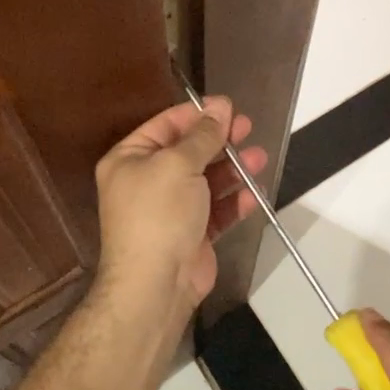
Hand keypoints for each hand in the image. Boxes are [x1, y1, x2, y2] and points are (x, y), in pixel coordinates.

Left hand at [92, 95, 266, 313]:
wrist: (156, 284)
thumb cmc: (159, 213)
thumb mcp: (179, 164)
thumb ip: (203, 135)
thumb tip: (221, 105)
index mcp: (130, 159)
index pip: (165, 126)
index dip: (197, 114)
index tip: (228, 106)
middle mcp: (146, 181)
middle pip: (188, 152)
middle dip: (220, 141)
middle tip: (248, 128)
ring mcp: (169, 210)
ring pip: (206, 181)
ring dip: (233, 170)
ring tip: (260, 158)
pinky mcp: (191, 235)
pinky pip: (215, 211)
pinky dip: (234, 202)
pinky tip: (255, 195)